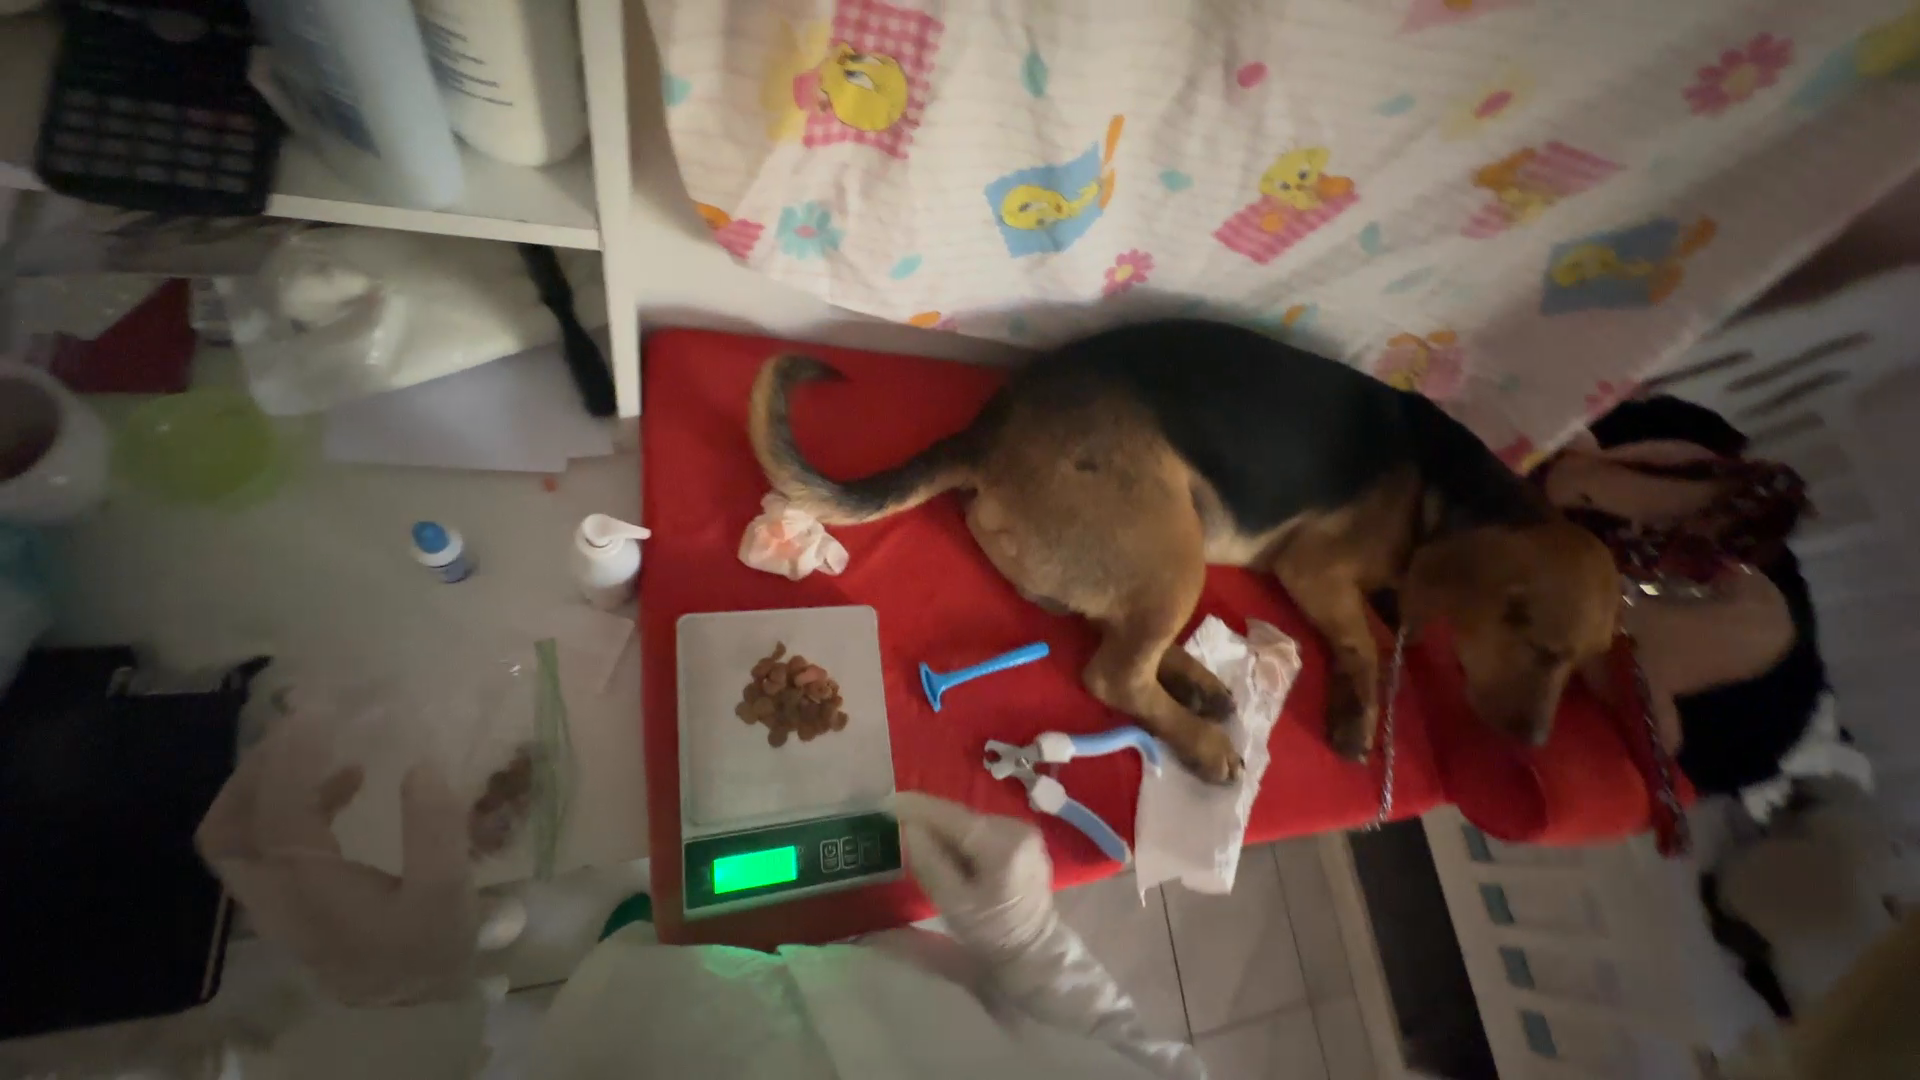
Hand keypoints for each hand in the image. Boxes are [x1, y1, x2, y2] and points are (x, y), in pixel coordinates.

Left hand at [197, 714, 478, 1004]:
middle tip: (304, 723)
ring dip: (266, 783)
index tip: (323, 710)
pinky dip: (288, 804)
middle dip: (257, 768)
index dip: (293, 759)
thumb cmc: (433, 943)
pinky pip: (263, 845)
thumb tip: (420, 764)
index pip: (279, 815)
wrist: (414, 1005)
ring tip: (322, 744)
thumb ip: (435, 829)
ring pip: (236, 837)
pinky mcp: (291, 902)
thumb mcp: (449, 888)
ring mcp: (275, 903)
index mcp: (313, 891)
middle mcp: (276, 897)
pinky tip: (346, 781)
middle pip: (227, 828)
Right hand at [890, 792, 1056, 957]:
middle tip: (893, 825)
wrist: (1034, 950)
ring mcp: (1022, 829)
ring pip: (969, 821)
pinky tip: (946, 850)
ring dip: (943, 828)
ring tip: (915, 838)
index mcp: (1002, 844)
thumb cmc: (993, 934)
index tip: (886, 803)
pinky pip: (982, 828)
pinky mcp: (1022, 837)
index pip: (951, 814)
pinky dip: (961, 836)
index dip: (916, 807)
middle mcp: (1016, 827)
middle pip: (960, 816)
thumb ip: (929, 863)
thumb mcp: (955, 905)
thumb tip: (907, 828)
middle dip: (928, 820)